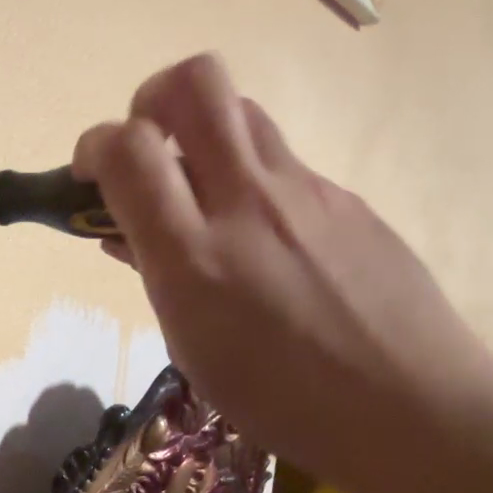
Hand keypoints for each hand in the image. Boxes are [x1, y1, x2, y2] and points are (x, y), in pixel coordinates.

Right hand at [73, 54, 492, 487]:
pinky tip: (256, 244)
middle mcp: (249, 204)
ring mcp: (305, 192)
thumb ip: (157, 277)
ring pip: (242, 115)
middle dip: (150, 102)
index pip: (130, 151)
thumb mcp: (191, 348)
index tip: (87, 173)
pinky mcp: (345, 198)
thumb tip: (127, 236)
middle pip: (196, 85)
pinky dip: (246, 183)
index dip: (94, 147)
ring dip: (202, 137)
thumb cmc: (277, 402)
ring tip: (196, 200)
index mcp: (195, 258)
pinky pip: (281, 164)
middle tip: (143, 153)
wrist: (405, 407)